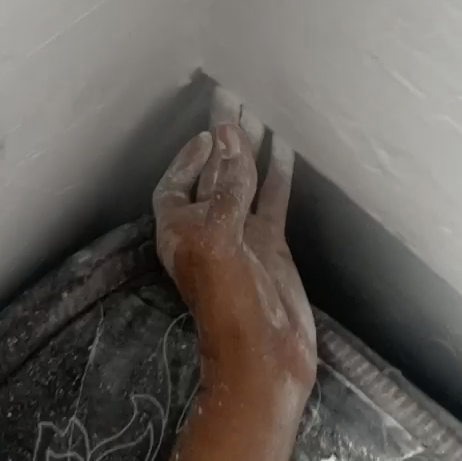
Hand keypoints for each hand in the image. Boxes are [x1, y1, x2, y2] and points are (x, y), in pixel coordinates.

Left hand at [153, 123, 316, 391]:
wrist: (267, 359)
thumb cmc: (229, 303)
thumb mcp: (219, 240)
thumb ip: (225, 187)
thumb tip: (226, 133)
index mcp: (182, 232)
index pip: (176, 184)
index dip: (186, 157)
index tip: (207, 131)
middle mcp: (210, 229)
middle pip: (213, 175)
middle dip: (222, 142)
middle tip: (237, 101)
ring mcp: (242, 236)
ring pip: (245, 183)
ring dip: (250, 151)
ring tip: (262, 115)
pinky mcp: (271, 244)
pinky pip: (272, 199)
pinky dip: (277, 174)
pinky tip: (285, 149)